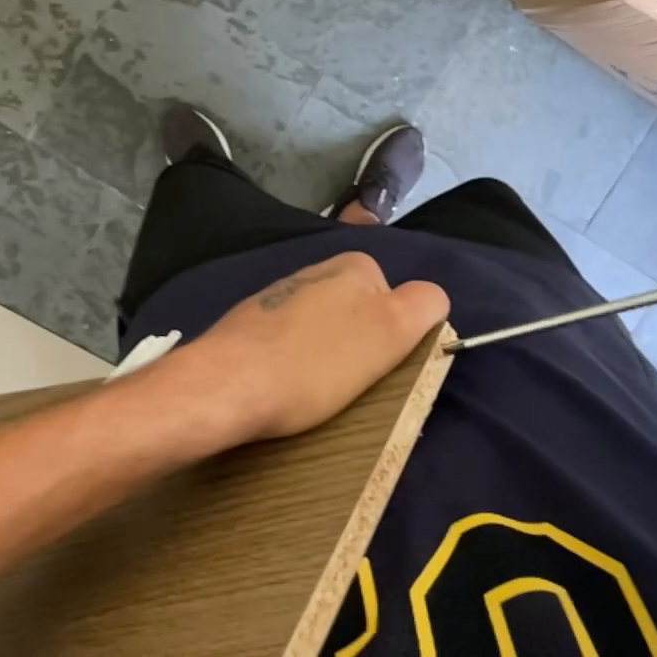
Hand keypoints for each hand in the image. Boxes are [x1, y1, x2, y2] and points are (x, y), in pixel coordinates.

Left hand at [157, 252, 449, 443]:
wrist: (225, 386)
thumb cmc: (317, 363)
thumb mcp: (391, 331)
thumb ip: (424, 304)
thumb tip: (431, 298)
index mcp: (355, 266)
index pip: (401, 301)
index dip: (395, 340)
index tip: (378, 371)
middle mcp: (317, 270)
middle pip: (360, 314)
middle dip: (359, 347)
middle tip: (350, 386)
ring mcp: (280, 294)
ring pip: (325, 329)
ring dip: (326, 357)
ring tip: (314, 391)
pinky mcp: (252, 323)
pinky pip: (290, 341)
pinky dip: (294, 361)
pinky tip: (285, 386)